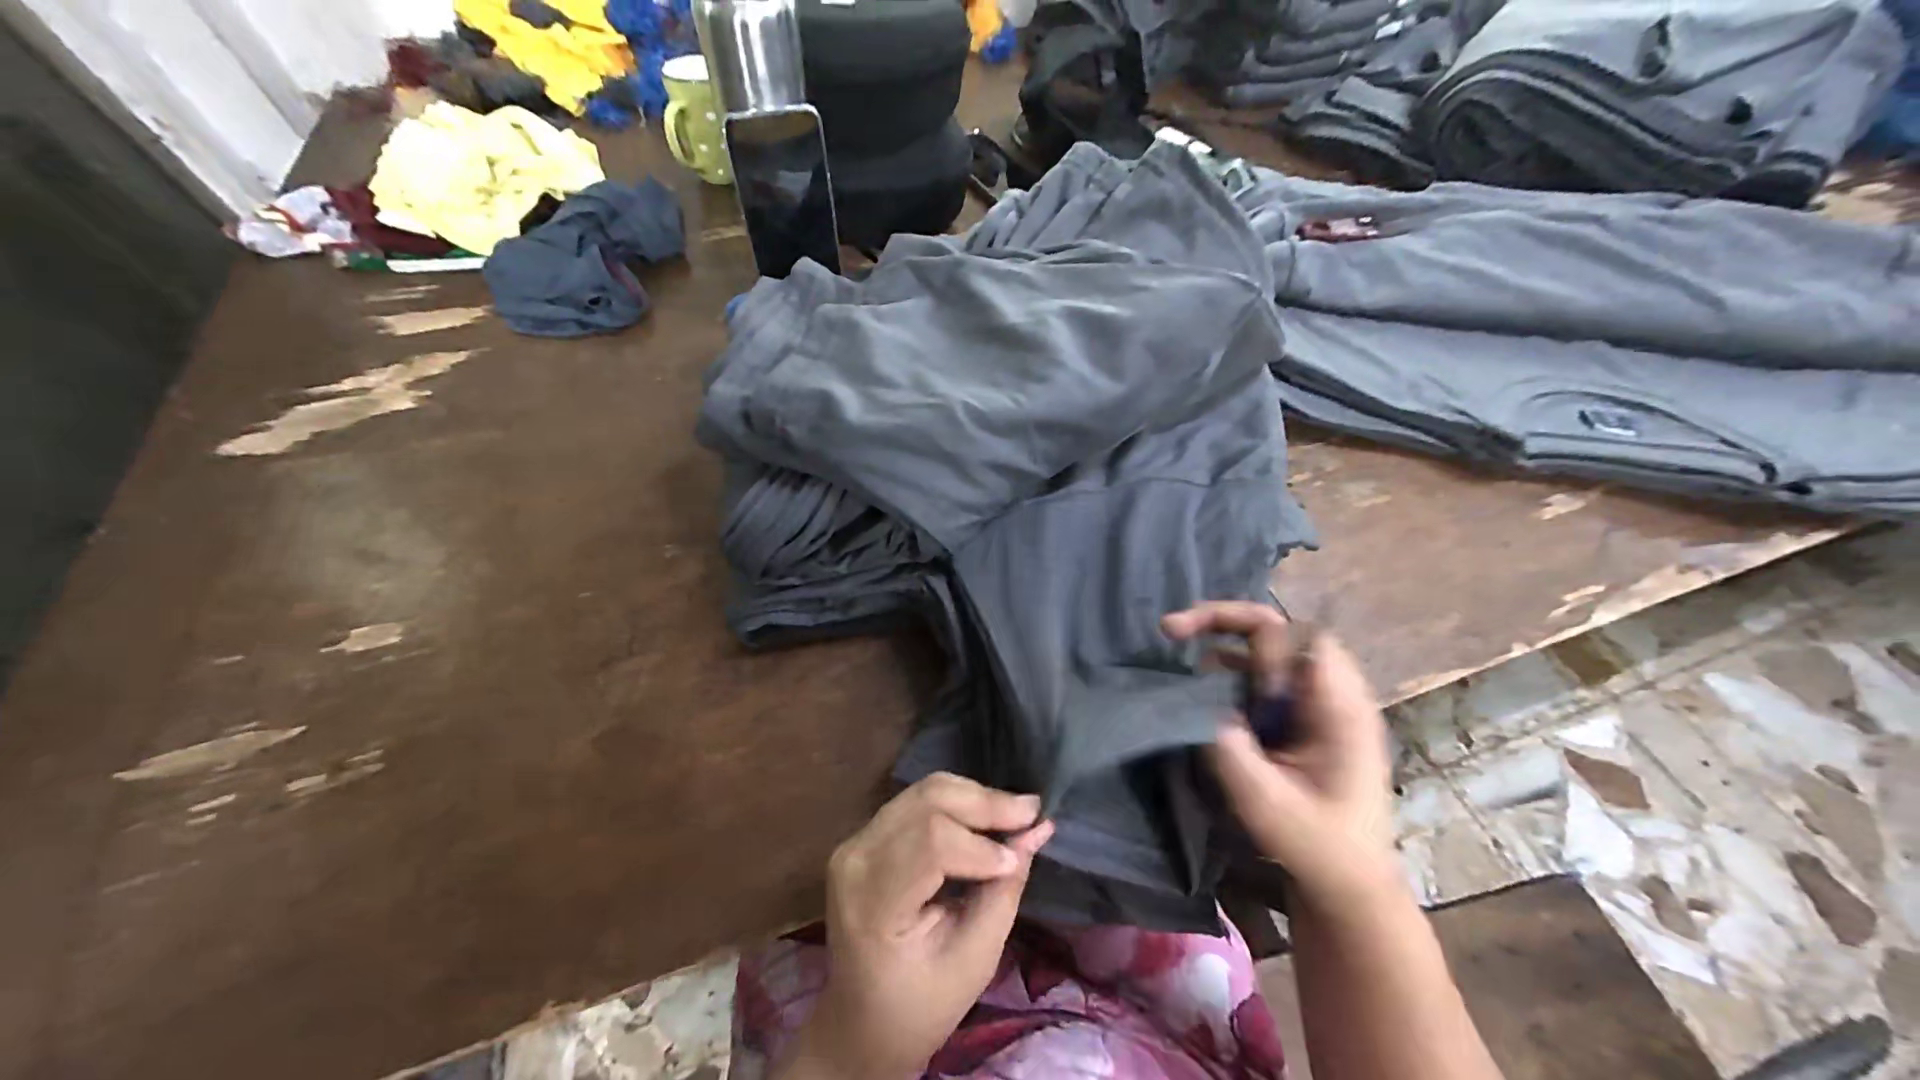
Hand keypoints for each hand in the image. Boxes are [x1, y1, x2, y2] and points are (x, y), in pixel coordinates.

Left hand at [787, 773, 1053, 1079]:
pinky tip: (984, 819)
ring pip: (923, 791)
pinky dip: (956, 803)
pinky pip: (915, 802)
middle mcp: (856, 858)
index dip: (982, 844)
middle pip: (927, 801)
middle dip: (984, 802)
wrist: (861, 1023)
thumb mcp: (973, 961)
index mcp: (873, 902)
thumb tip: (1038, 830)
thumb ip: (1004, 892)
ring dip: (973, 797)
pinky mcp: (864, 836)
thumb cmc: (920, 1006)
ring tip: (1014, 814)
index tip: (1019, 858)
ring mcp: (855, 842)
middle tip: (1031, 812)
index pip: (931, 842)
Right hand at [1161, 601, 1398, 905]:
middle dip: (1222, 623)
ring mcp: (1314, 706)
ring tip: (1182, 667)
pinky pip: (1261, 680)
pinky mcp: (1300, 721)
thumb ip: (1231, 750)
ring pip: (1265, 654)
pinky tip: (1204, 700)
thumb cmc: (1316, 847)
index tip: (1204, 656)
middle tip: (1170, 630)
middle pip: (1277, 633)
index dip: (1249, 631)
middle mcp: (1329, 695)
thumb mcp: (1266, 803)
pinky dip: (1228, 679)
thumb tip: (1200, 706)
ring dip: (1221, 653)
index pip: (1298, 635)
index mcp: (1338, 707)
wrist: (1350, 888)